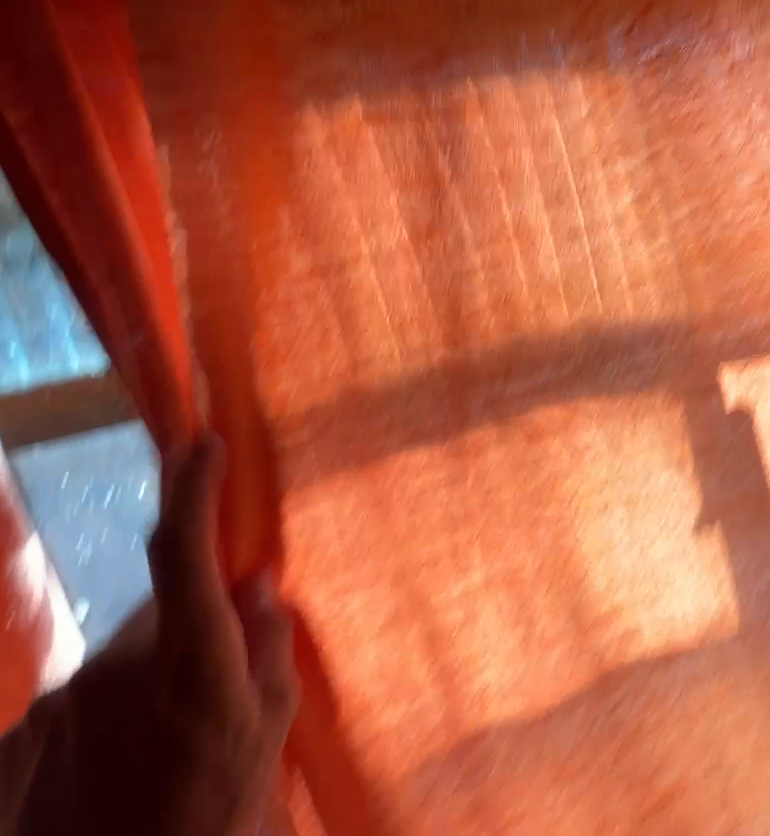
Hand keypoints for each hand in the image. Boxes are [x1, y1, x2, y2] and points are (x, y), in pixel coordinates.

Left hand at [15, 437, 297, 834]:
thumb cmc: (217, 804)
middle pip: (163, 610)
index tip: (204, 443)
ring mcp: (56, 704)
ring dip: (155, 671)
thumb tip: (259, 586)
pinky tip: (129, 760)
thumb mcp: (271, 722)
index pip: (182, 552)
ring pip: (123, 654)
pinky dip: (114, 710)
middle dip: (196, 622)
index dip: (193, 492)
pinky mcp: (18, 738)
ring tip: (177, 734)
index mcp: (187, 659)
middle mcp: (110, 668)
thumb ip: (267, 644)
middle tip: (227, 673)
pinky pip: (83, 696)